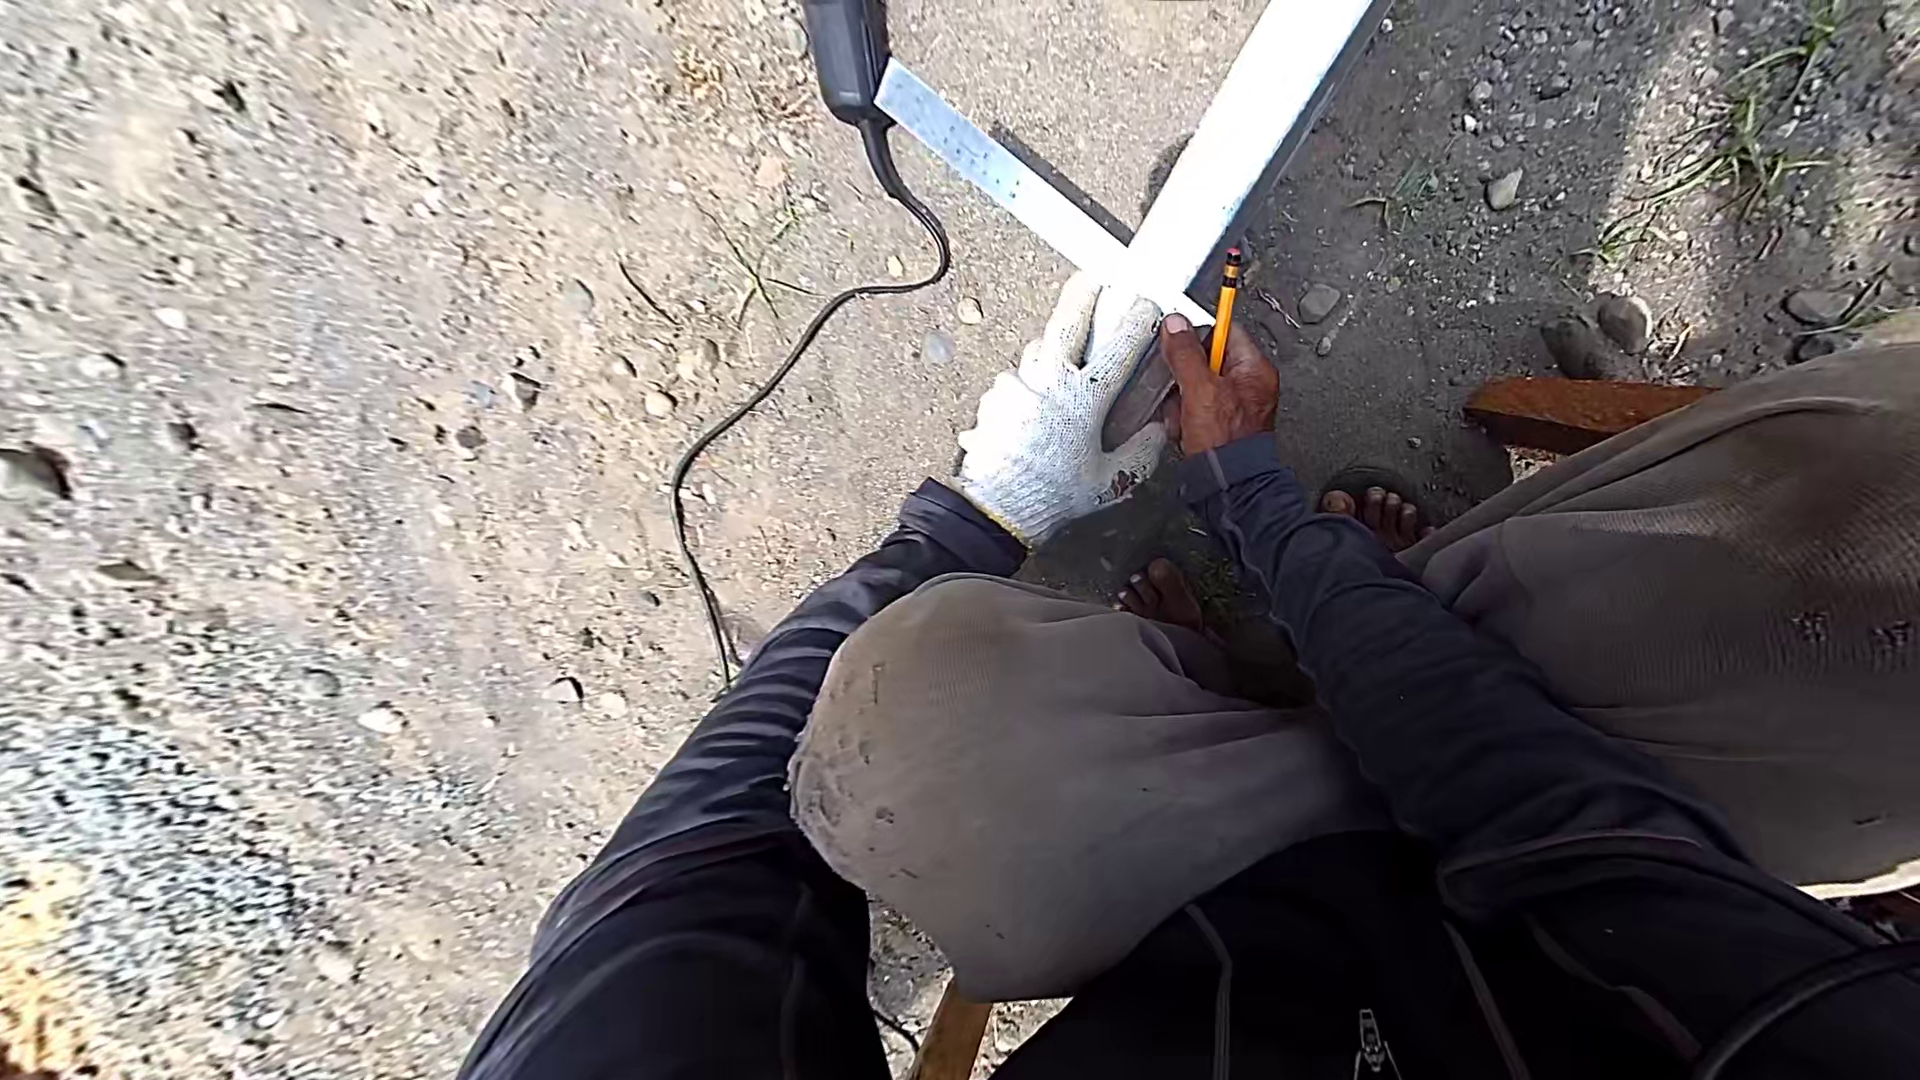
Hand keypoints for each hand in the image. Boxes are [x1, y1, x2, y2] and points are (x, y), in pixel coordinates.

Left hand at [953, 273, 1165, 545]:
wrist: (999, 509)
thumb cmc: (1052, 496)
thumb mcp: (1109, 480)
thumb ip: (1141, 451)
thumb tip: (1157, 431)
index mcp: (1084, 398)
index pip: (1120, 345)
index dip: (1138, 320)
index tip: (1146, 305)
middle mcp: (1048, 382)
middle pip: (1068, 320)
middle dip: (1084, 292)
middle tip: (1093, 278)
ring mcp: (1016, 386)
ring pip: (1037, 349)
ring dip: (1052, 347)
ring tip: (1062, 358)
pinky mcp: (994, 398)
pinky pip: (1015, 377)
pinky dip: (1027, 381)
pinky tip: (1034, 401)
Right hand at [1160, 313, 1277, 455]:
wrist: (1227, 483)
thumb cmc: (1225, 441)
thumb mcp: (1200, 390)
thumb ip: (1186, 355)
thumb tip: (1175, 325)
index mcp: (1254, 369)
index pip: (1224, 332)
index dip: (1197, 337)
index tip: (1177, 343)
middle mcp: (1247, 385)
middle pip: (1205, 362)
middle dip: (1184, 378)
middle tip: (1181, 391)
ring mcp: (1233, 406)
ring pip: (1195, 388)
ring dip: (1180, 401)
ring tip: (1183, 417)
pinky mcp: (1219, 424)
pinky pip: (1194, 409)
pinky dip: (1184, 418)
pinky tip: (1184, 429)